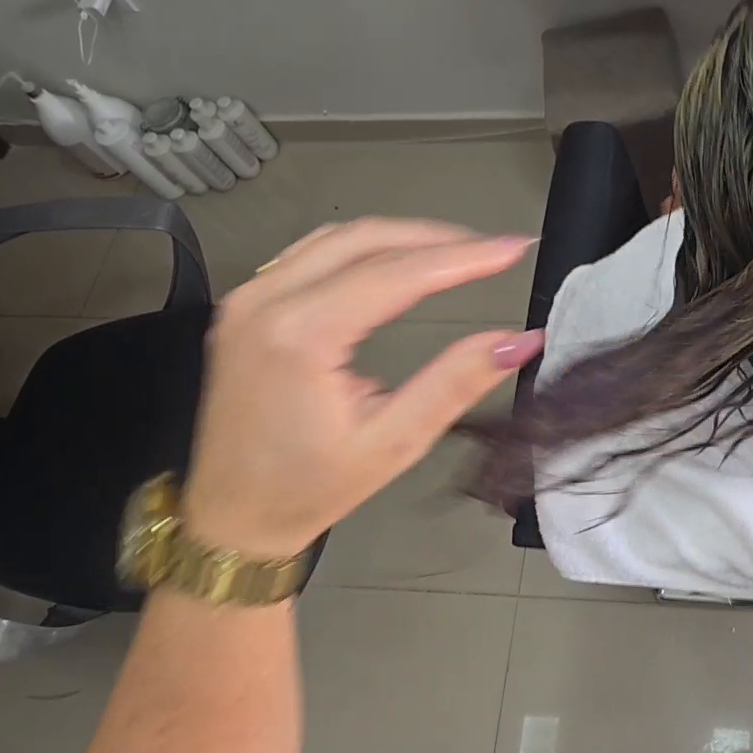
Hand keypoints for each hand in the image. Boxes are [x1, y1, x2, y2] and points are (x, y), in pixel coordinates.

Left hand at [181, 219, 542, 560]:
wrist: (233, 514)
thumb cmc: (312, 486)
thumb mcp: (395, 441)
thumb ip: (456, 382)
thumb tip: (519, 341)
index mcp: (300, 335)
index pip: (396, 274)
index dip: (462, 256)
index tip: (513, 247)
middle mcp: (266, 302)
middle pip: (365, 240)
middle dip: (436, 238)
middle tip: (491, 249)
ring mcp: (248, 299)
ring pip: (337, 238)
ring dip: (401, 238)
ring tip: (456, 252)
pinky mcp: (245, 306)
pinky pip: (311, 253)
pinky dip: (364, 249)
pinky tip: (396, 262)